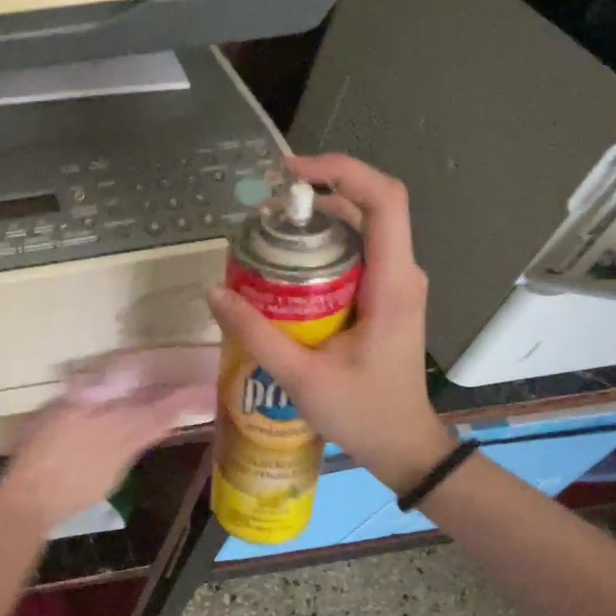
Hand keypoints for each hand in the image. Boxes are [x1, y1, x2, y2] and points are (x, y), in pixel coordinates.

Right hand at [0, 380, 205, 532]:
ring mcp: (114, 472)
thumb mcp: (63, 410)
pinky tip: (90, 442)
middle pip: (155, 426)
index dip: (191, 399)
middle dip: (167, 409)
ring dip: (136, 424)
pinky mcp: (100, 486)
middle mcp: (126, 450)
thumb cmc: (44, 449)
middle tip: (179, 393)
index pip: (166, 411)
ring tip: (126, 409)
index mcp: (122, 428)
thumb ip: (91, 393)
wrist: (30, 502)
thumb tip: (119, 376)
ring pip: (134, 441)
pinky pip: (115, 457)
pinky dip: (113, 443)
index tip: (213, 389)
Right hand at [206, 153, 450, 488]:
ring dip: (319, 220)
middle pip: (370, 207)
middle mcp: (402, 273)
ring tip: (267, 232)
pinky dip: (322, 246)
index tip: (291, 172)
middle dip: (319, 194)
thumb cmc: (361, 412)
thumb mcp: (300, 376)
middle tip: (265, 209)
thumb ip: (255, 332)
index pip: (384, 202)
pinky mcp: (385, 296)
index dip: (342, 171)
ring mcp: (396, 284)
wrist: (402, 443)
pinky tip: (284, 265)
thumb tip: (213, 291)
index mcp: (392, 284)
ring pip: (363, 229)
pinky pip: (357, 253)